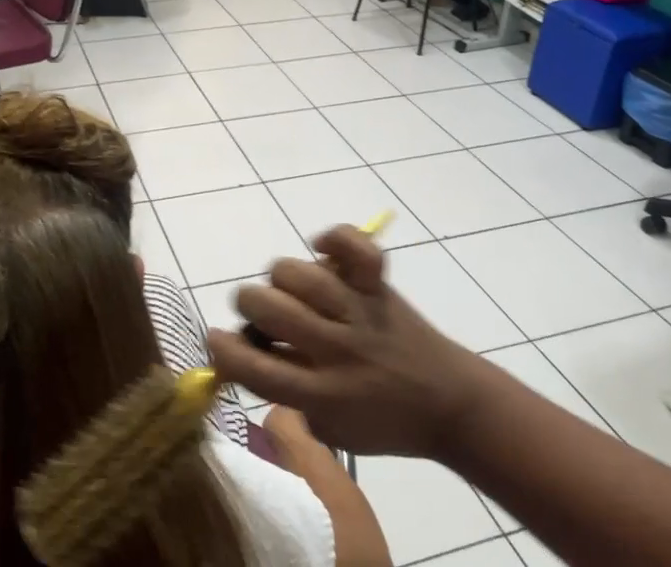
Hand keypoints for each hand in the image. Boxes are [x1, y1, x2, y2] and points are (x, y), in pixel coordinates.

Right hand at [209, 225, 482, 457]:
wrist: (451, 405)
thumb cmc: (382, 423)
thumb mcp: (328, 430)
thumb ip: (285, 397)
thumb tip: (245, 353)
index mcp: (322, 395)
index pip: (255, 367)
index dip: (224, 350)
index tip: (218, 340)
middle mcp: (337, 350)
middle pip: (270, 309)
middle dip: (249, 306)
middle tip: (262, 317)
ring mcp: (359, 313)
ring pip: (297, 275)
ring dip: (283, 280)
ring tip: (294, 292)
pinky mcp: (379, 288)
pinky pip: (355, 248)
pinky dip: (335, 239)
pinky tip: (324, 251)